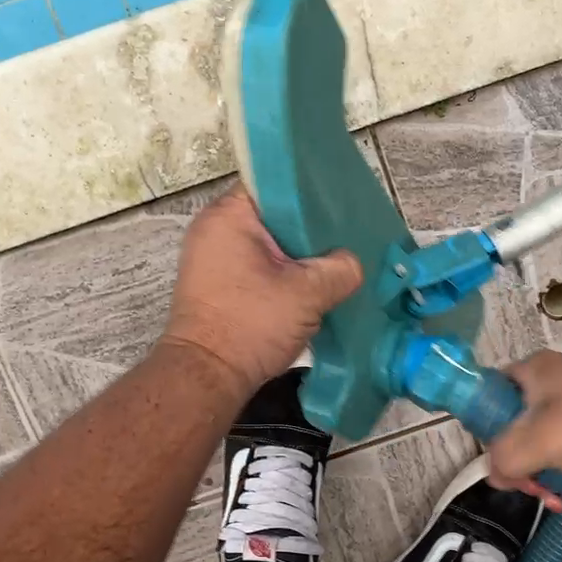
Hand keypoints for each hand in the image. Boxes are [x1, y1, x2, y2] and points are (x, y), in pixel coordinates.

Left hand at [160, 186, 363, 394]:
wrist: (207, 378)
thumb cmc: (251, 324)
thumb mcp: (308, 294)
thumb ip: (340, 268)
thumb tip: (354, 262)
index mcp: (229, 214)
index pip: (275, 183)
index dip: (310, 191)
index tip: (341, 204)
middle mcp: (214, 227)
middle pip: (273, 214)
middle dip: (308, 227)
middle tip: (344, 235)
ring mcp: (211, 256)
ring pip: (266, 242)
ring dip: (295, 253)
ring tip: (333, 260)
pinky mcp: (215, 282)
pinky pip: (256, 263)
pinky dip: (280, 270)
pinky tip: (309, 284)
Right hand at [486, 350, 561, 502]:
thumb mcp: (543, 440)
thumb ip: (506, 456)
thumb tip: (495, 473)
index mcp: (536, 368)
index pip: (491, 392)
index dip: (488, 427)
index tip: (503, 460)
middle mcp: (557, 378)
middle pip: (518, 423)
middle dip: (522, 462)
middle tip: (537, 488)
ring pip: (545, 442)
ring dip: (546, 474)